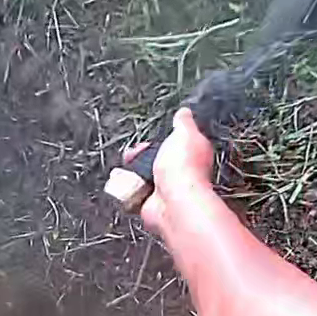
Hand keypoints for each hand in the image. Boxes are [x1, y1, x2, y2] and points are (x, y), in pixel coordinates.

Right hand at [123, 108, 214, 239]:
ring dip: (131, 171)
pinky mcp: (149, 203)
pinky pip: (133, 193)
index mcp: (191, 154)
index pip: (174, 144)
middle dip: (140, 154)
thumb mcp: (185, 133)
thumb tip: (184, 112)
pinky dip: (126, 188)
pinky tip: (125, 182)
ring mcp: (163, 189)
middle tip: (134, 153)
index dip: (160, 139)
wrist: (172, 201)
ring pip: (141, 175)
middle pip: (153, 159)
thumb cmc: (183, 168)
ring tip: (126, 167)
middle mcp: (178, 173)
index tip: (150, 138)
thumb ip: (183, 122)